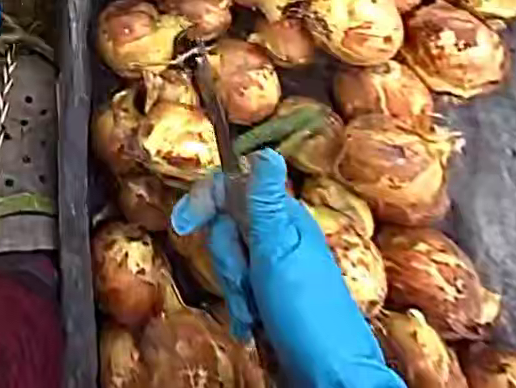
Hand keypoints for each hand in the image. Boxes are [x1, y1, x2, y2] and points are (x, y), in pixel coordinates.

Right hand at [172, 150, 403, 387]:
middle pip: (225, 223)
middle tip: (244, 283)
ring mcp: (274, 266)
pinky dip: (239, 306)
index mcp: (282, 215)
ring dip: (232, 286)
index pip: (229, 186)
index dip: (202, 200)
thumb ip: (265, 200)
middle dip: (225, 257)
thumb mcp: (278, 250)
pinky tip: (252, 325)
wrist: (334, 382)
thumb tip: (265, 150)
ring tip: (252, 313)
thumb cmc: (307, 312)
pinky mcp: (271, 296)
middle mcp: (277, 233)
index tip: (181, 226)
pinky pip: (238, 287)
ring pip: (229, 257)